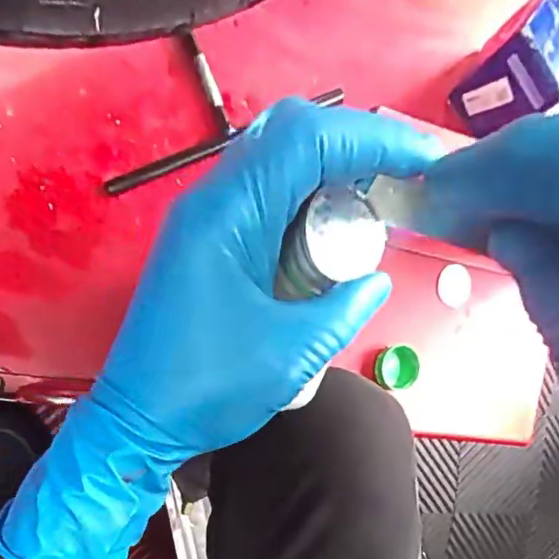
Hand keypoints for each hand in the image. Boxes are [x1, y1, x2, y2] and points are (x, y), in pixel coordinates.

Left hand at [0, 100, 439, 558]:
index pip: (306, 141)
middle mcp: (212, 203)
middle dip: (354, 147)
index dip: (371, 138)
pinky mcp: (208, 245)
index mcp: (227, 216)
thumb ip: (342, 310)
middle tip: (400, 175)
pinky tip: (331, 232)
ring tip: (375, 201)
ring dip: (330, 175)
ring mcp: (206, 222)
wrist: (140, 421)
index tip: (418, 156)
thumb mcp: (290, 355)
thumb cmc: (205, 390)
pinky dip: (306, 206)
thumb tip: (375, 282)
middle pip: (289, 137)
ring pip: (277, 166)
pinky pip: (264, 202)